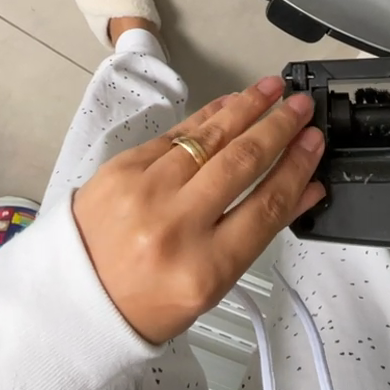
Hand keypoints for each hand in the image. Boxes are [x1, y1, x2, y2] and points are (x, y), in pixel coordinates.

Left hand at [72, 76, 327, 343]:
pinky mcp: (124, 166)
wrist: (75, 296)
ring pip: (210, 137)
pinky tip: (231, 102)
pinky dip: (208, 114)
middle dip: (278, 127)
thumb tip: (303, 188)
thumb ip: (257, 232)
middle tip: (301, 106)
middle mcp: (176, 225)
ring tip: (273, 88)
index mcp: (203, 270)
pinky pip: (177, 132)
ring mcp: (146, 190)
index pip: (266, 206)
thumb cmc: (145, 300)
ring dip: (247, 107)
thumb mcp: (211, 283)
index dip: (297, 167)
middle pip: (242, 162)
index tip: (314, 142)